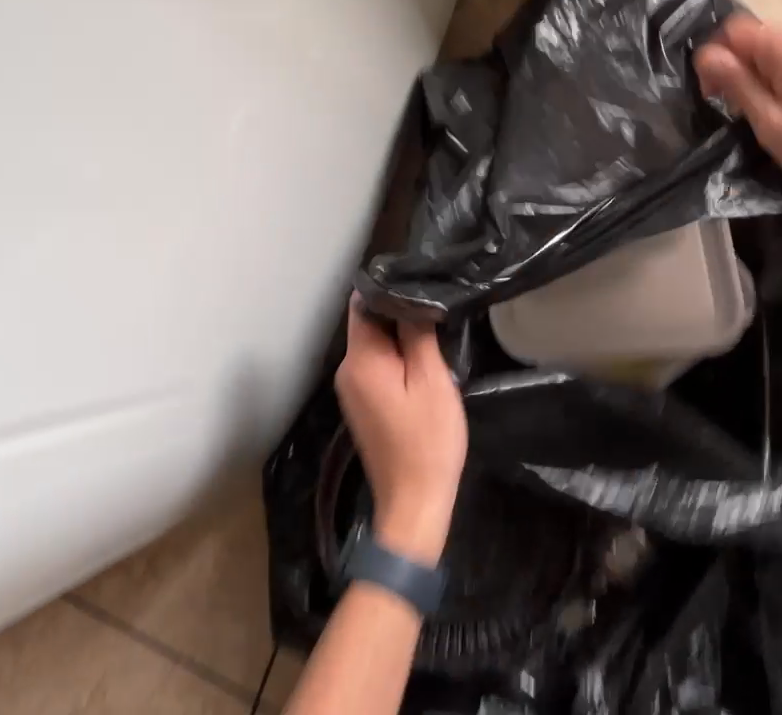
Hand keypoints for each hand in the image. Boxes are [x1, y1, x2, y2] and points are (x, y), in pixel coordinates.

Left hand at [335, 298, 467, 564]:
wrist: (414, 500)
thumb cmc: (428, 439)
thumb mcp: (432, 379)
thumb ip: (416, 334)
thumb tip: (407, 296)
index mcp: (360, 359)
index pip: (363, 304)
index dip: (389, 288)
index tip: (418, 281)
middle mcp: (347, 370)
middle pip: (368, 324)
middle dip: (398, 313)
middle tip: (435, 308)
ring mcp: (351, 389)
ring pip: (374, 345)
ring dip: (399, 337)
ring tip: (433, 333)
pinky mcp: (362, 405)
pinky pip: (376, 366)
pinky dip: (395, 359)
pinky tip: (421, 364)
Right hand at [693, 16, 781, 205]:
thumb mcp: (770, 122)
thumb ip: (737, 84)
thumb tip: (706, 55)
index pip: (734, 30)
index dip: (715, 58)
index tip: (713, 95)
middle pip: (758, 39)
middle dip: (738, 69)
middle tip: (736, 110)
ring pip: (779, 54)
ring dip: (762, 78)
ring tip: (764, 116)